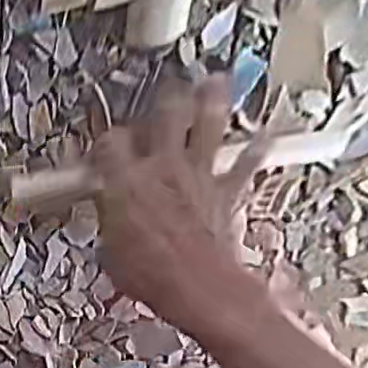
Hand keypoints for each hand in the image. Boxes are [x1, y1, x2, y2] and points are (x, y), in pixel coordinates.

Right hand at [94, 75, 274, 347]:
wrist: (196, 284)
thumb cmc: (149, 274)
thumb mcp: (110, 251)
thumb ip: (111, 222)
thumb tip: (111, 217)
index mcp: (126, 182)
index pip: (111, 144)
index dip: (106, 140)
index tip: (105, 143)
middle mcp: (164, 168)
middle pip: (166, 115)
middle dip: (166, 100)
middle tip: (168, 91)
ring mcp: (199, 175)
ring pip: (209, 122)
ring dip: (212, 99)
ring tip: (212, 82)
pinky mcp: (227, 190)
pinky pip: (247, 162)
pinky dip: (255, 150)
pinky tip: (263, 137)